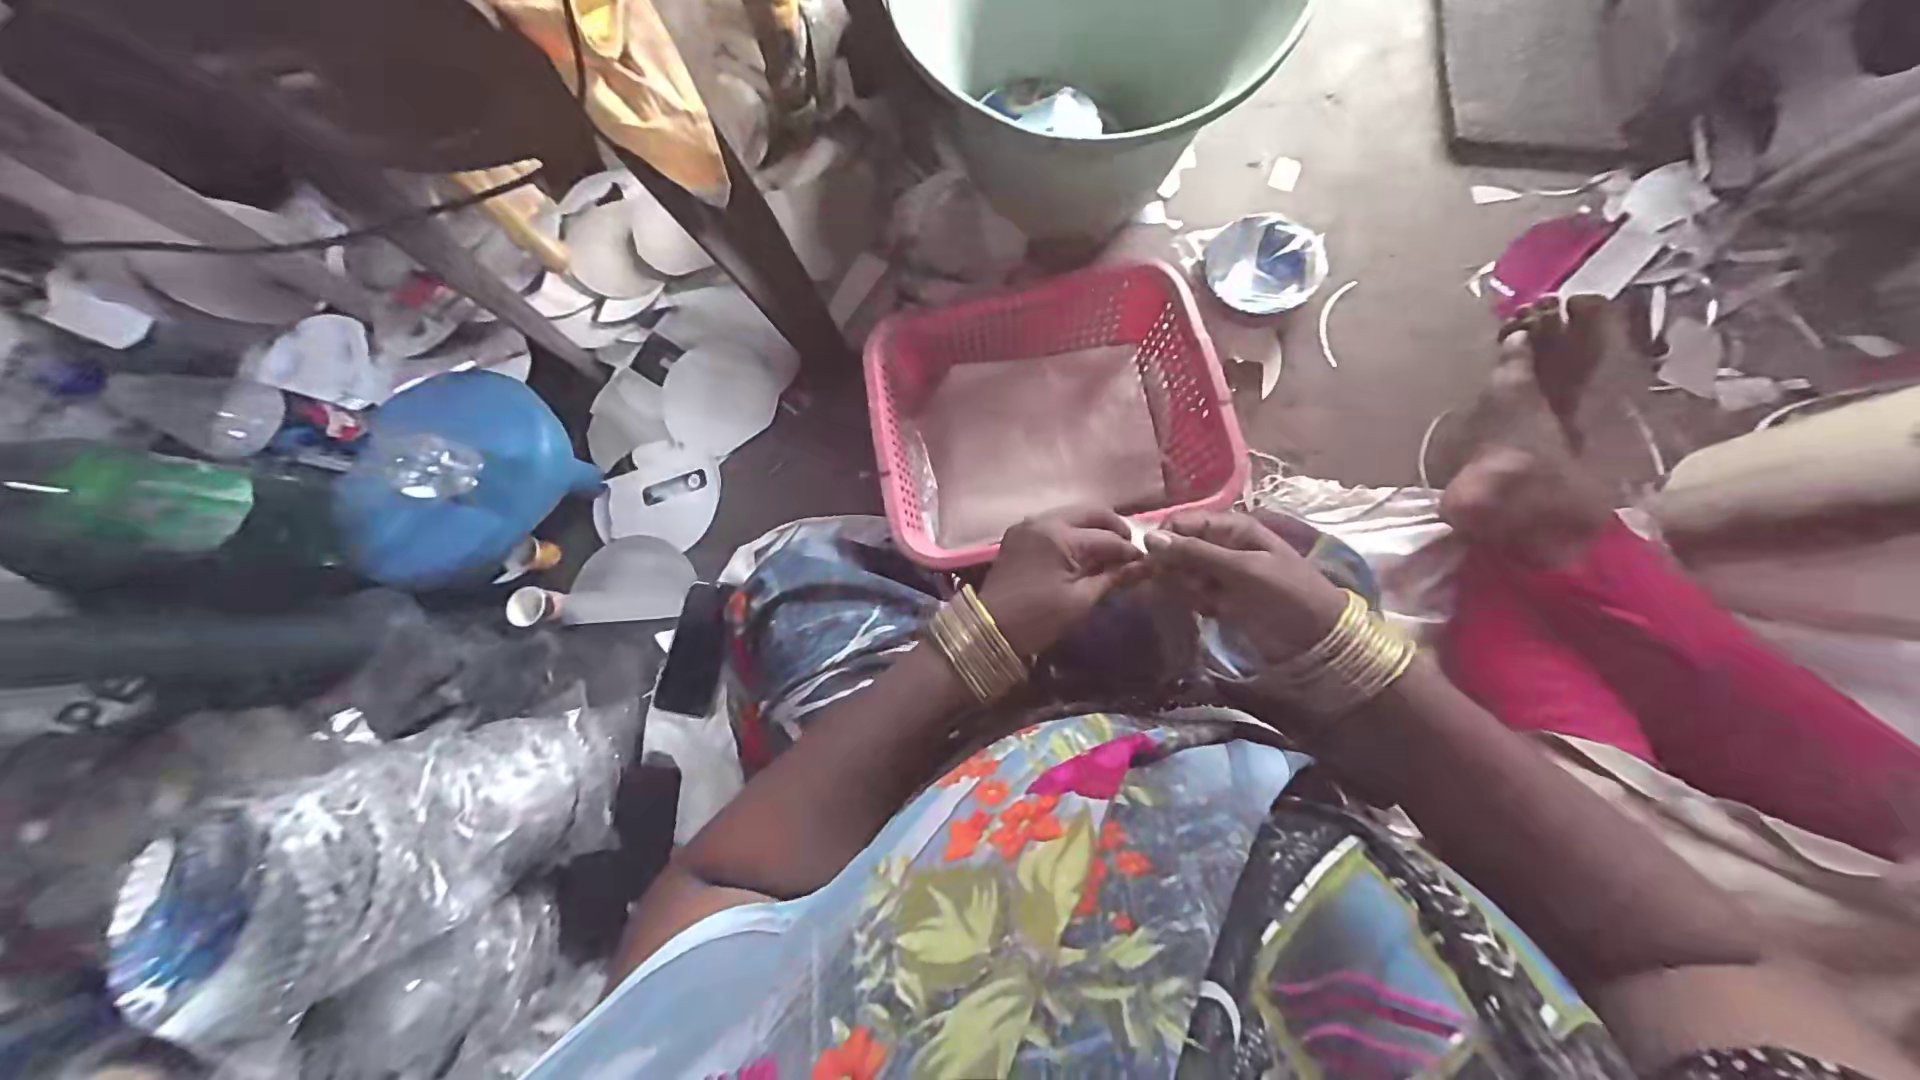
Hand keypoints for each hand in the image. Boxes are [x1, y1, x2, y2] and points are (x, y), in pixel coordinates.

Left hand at [977, 507, 1147, 655]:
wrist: (989, 628)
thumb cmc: (1038, 618)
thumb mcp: (1081, 601)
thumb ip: (1113, 577)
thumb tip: (1147, 566)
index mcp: (1060, 535)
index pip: (1107, 537)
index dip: (1130, 551)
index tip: (1147, 563)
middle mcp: (1043, 520)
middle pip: (1091, 513)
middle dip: (1114, 528)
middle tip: (1128, 550)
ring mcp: (1028, 525)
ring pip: (1072, 514)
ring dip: (1093, 528)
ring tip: (1108, 552)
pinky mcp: (1018, 534)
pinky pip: (1054, 523)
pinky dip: (1072, 532)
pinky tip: (1082, 552)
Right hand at [1144, 510, 1348, 661]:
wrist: (1316, 637)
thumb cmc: (1286, 593)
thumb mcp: (1242, 569)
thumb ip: (1196, 553)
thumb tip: (1149, 538)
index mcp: (1230, 527)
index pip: (1181, 522)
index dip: (1165, 539)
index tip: (1155, 562)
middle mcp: (1220, 545)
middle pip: (1177, 548)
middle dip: (1176, 569)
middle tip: (1195, 586)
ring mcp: (1217, 572)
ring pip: (1180, 573)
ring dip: (1187, 589)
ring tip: (1211, 601)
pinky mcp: (1216, 596)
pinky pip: (1190, 593)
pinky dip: (1197, 602)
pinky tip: (1214, 611)